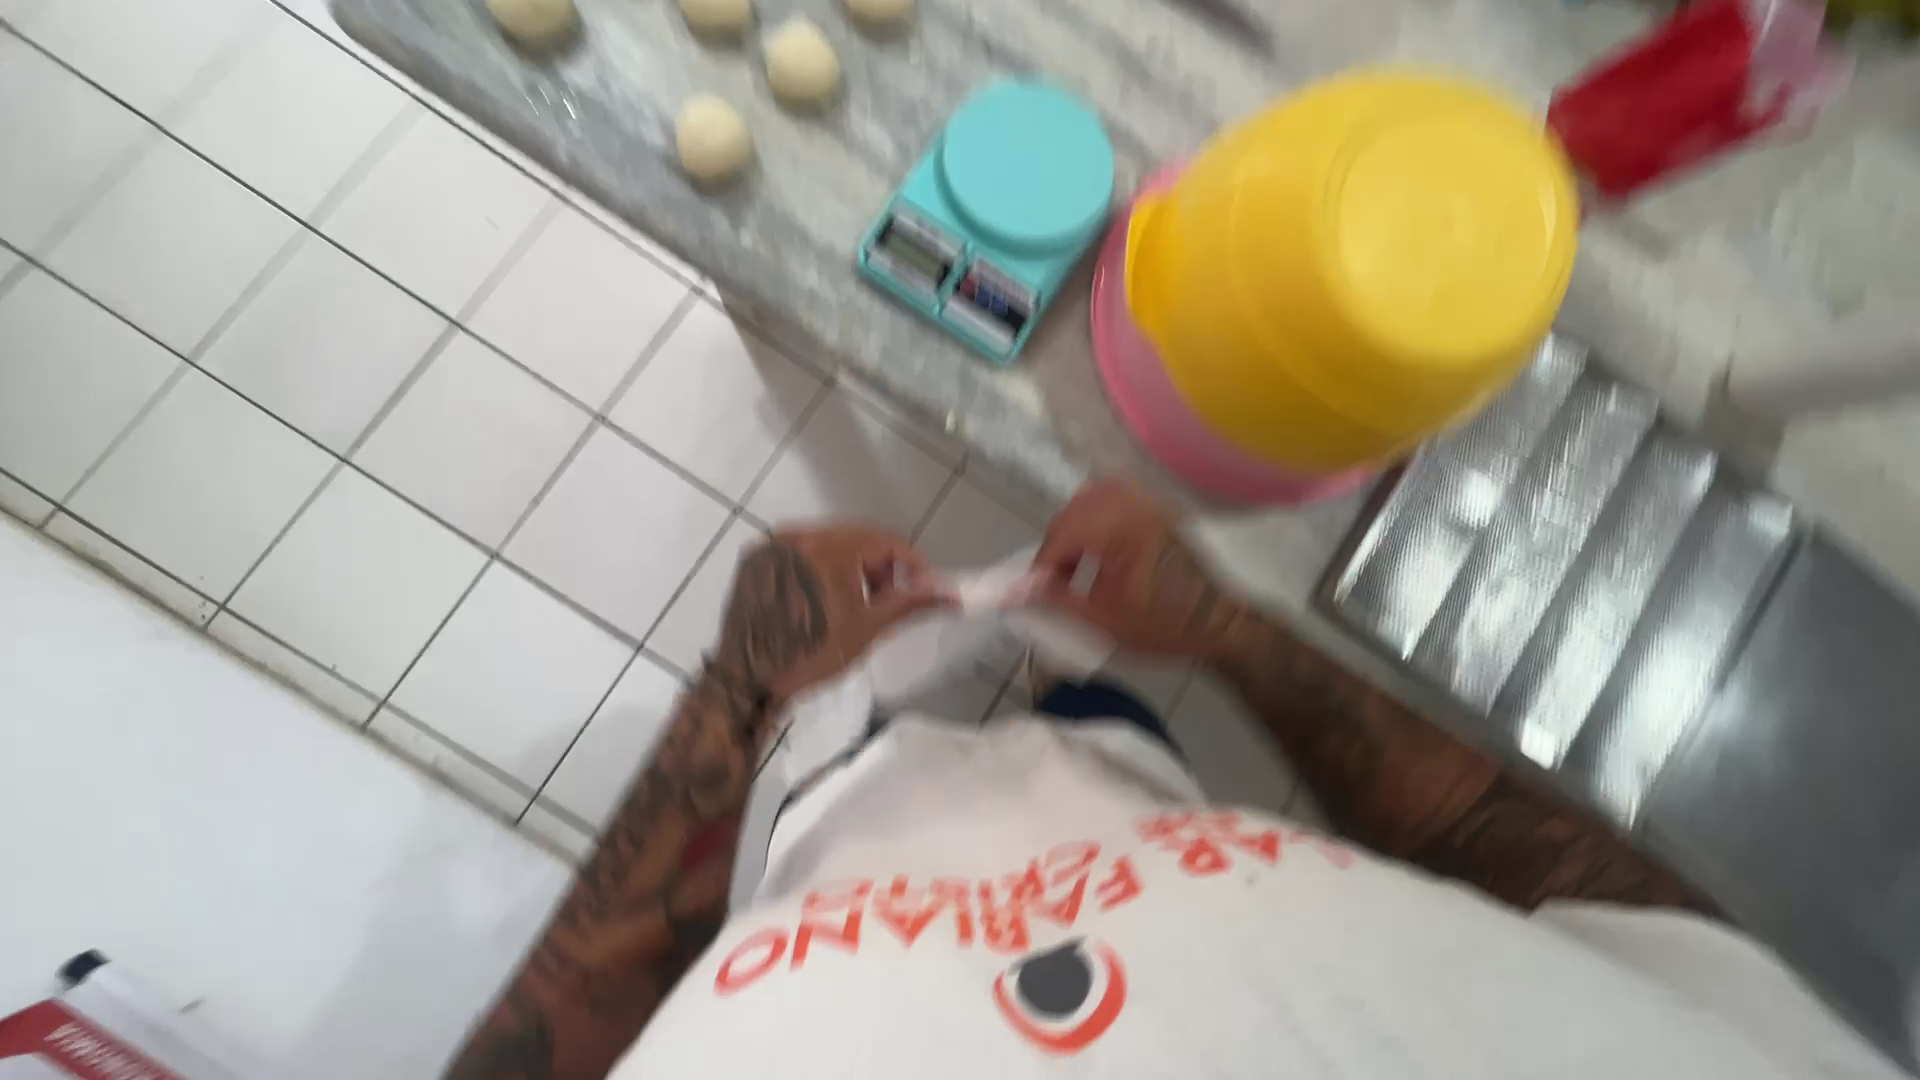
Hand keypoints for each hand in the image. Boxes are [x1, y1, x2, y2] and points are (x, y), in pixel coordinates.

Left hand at [709, 525, 951, 713]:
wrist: (747, 680)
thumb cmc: (811, 655)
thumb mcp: (868, 628)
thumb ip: (912, 603)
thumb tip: (953, 595)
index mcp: (828, 547)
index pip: (886, 541)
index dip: (913, 564)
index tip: (925, 589)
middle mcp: (797, 534)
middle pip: (857, 538)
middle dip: (882, 567)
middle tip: (889, 600)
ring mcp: (772, 545)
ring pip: (829, 544)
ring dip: (852, 567)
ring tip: (857, 604)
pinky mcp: (755, 560)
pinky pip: (801, 554)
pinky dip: (821, 570)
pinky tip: (824, 602)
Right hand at [1030, 479, 1245, 660]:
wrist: (1223, 624)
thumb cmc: (1165, 626)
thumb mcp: (1104, 620)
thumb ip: (1056, 599)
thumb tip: (1014, 592)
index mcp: (1122, 530)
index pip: (1062, 533)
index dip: (1042, 564)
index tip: (1036, 592)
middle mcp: (1136, 506)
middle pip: (1075, 509)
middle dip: (1058, 543)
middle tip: (1055, 580)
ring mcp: (1151, 504)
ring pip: (1095, 497)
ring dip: (1077, 526)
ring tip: (1076, 563)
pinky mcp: (1160, 510)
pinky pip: (1118, 498)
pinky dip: (1099, 517)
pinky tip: (1100, 548)